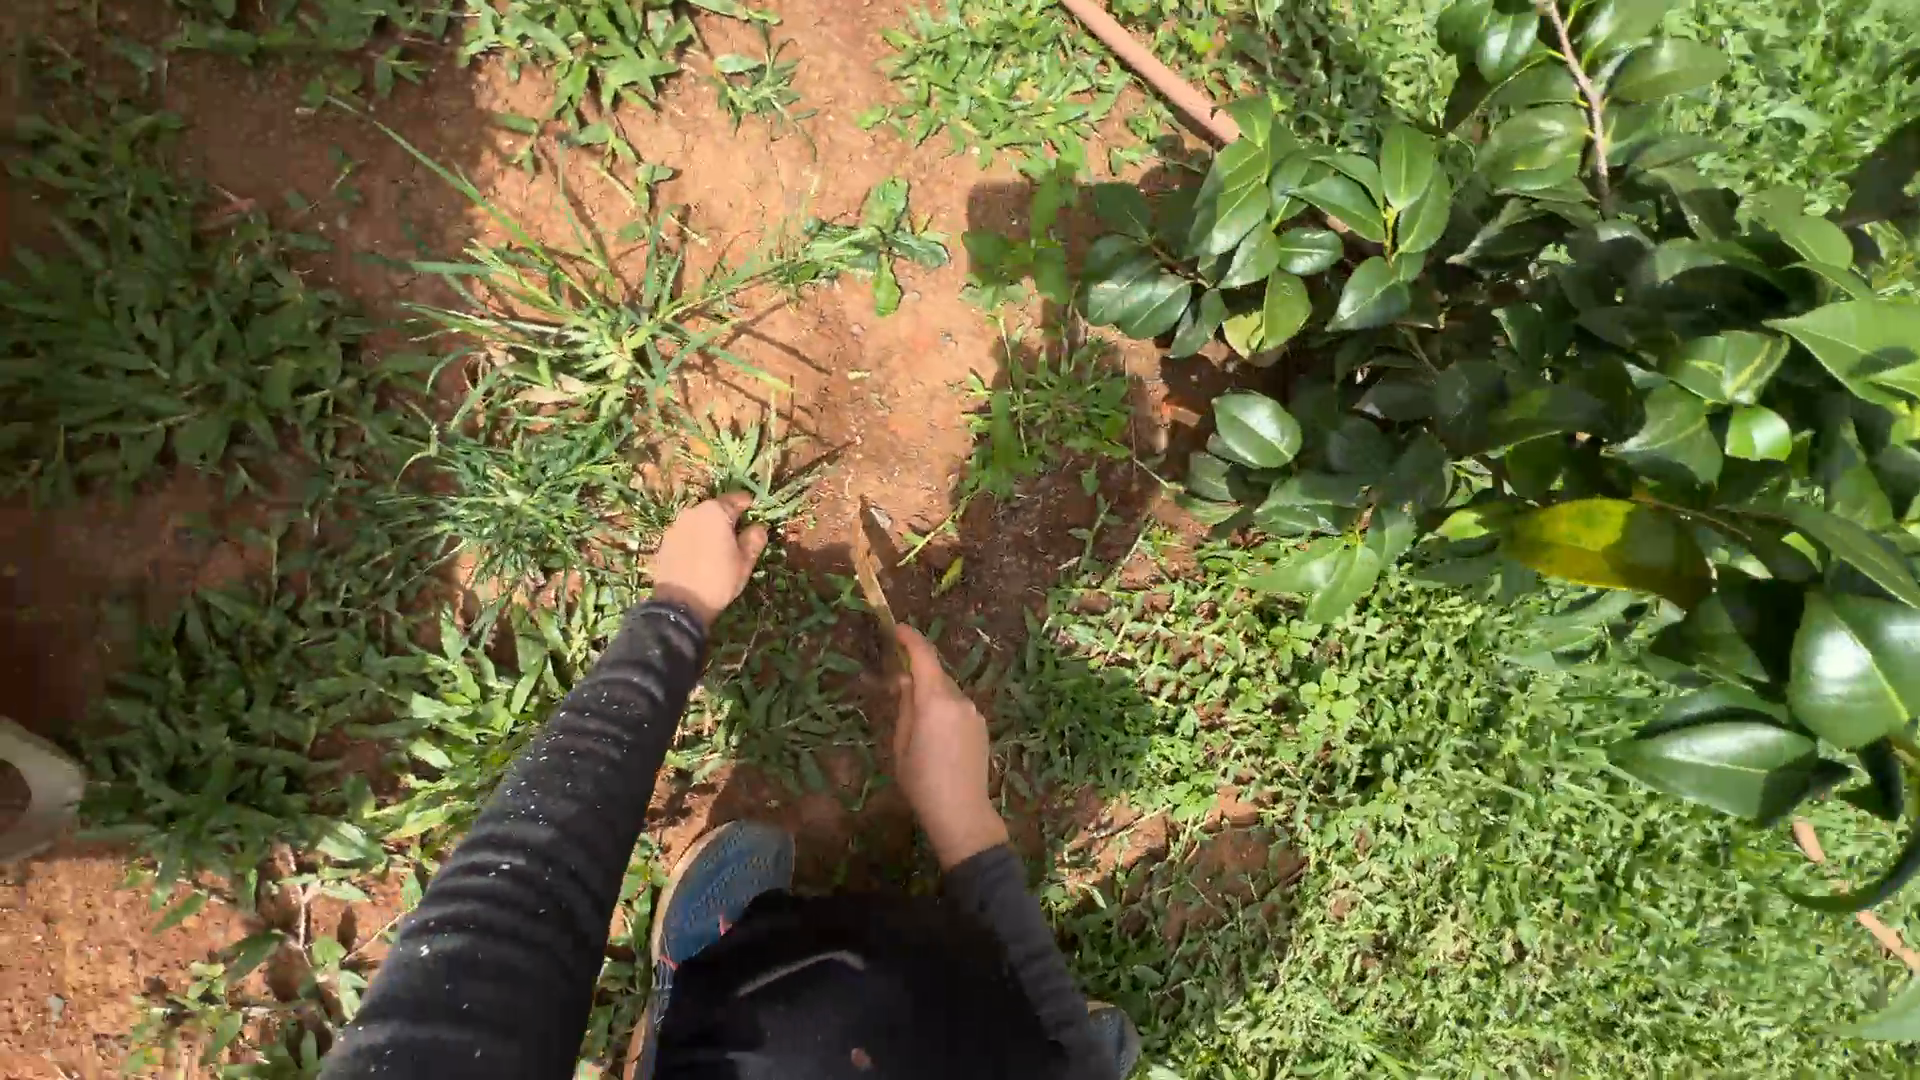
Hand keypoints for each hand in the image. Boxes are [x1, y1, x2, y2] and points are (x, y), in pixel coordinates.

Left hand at [650, 493, 768, 630]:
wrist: (680, 604)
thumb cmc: (719, 579)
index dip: (750, 507)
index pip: (738, 499)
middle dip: (729, 519)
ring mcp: (676, 525)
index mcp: (716, 511)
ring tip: (719, 549)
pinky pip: (687, 534)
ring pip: (700, 521)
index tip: (757, 519)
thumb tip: (758, 527)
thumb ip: (755, 539)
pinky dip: (696, 539)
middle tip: (739, 538)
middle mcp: (693, 511)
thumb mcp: (745, 561)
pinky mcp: (665, 541)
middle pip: (717, 508)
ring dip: (711, 529)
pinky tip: (701, 558)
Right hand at [892, 625, 1008, 868]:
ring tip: (915, 721)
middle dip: (917, 673)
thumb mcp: (901, 743)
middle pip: (936, 674)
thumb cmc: (921, 781)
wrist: (962, 813)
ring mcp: (974, 712)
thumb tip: (906, 679)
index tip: (896, 629)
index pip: (924, 655)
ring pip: (947, 691)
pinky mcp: (982, 726)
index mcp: (935, 700)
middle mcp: (959, 699)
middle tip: (896, 686)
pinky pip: (958, 707)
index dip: (910, 638)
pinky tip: (935, 736)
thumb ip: (905, 705)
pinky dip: (944, 708)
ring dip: (931, 694)